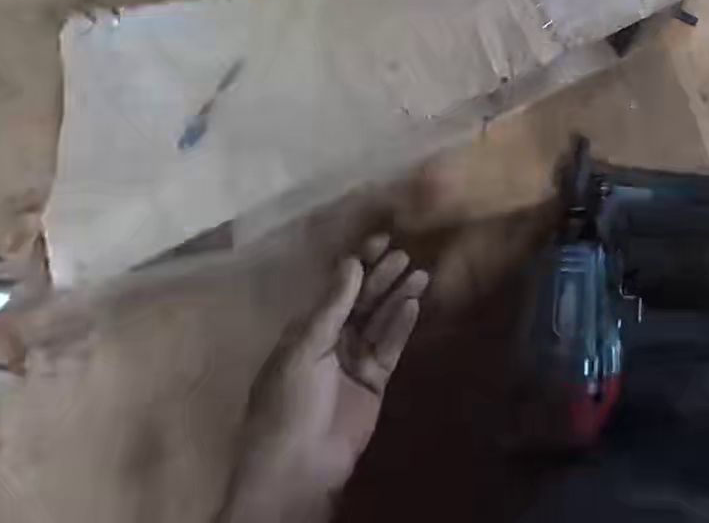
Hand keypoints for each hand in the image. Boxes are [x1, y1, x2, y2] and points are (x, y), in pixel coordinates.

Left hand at [218, 235, 429, 522]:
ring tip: (419, 274)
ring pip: (380, 318)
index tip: (380, 240)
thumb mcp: (303, 351)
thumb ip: (331, 306)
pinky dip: (402, 323)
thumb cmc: (289, 405)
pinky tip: (414, 303)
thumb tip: (351, 262)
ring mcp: (354, 360)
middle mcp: (331, 340)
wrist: (299, 469)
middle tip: (403, 254)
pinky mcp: (375, 378)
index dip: (356, 264)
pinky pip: (391, 343)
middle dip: (381, 277)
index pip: (335, 289)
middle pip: (361, 301)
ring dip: (397, 295)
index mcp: (305, 333)